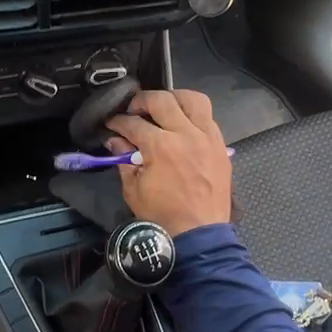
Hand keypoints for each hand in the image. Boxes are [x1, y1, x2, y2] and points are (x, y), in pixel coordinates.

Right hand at [105, 89, 231, 235]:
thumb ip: (124, 161)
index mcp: (161, 146)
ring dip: (175, 98)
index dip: (117, 122)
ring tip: (164, 108)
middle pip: (162, 100)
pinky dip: (194, 116)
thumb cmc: (163, 214)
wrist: (200, 233)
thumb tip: (117, 141)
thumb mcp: (134, 190)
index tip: (111, 124)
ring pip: (193, 100)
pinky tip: (184, 126)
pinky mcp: (221, 145)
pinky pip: (209, 118)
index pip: (133, 123)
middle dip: (142, 101)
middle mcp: (186, 134)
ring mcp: (207, 137)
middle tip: (134, 110)